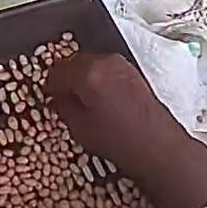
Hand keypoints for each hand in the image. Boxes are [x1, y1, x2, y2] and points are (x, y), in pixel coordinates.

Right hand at [46, 53, 206, 207]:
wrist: (158, 145)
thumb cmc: (119, 140)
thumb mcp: (80, 127)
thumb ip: (64, 106)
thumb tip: (58, 97)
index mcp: (88, 73)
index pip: (58, 71)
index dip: (49, 85)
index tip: (48, 96)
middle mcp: (105, 62)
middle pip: (74, 62)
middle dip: (65, 78)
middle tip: (60, 97)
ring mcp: (121, 65)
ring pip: (90, 63)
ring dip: (81, 76)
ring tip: (79, 99)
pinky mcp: (132, 72)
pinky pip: (105, 68)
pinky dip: (97, 78)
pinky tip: (97, 98)